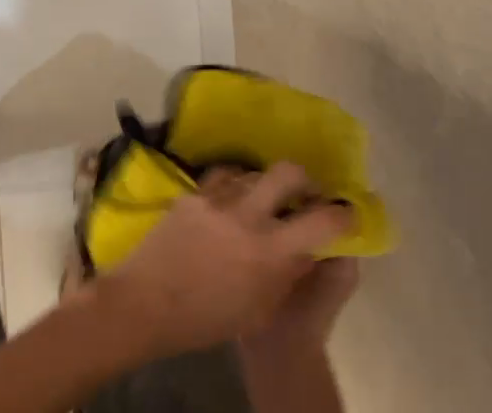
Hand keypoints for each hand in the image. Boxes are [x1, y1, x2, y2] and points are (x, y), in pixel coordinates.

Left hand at [93, 163, 350, 358]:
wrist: (146, 303)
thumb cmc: (207, 320)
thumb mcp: (260, 308)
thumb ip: (287, 273)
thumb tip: (307, 249)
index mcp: (271, 251)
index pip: (324, 219)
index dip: (343, 214)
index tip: (345, 215)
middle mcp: (247, 216)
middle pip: (288, 172)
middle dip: (304, 179)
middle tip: (304, 193)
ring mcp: (215, 200)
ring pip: (252, 171)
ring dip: (264, 183)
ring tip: (262, 199)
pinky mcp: (191, 195)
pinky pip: (221, 178)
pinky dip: (234, 185)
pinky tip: (231, 200)